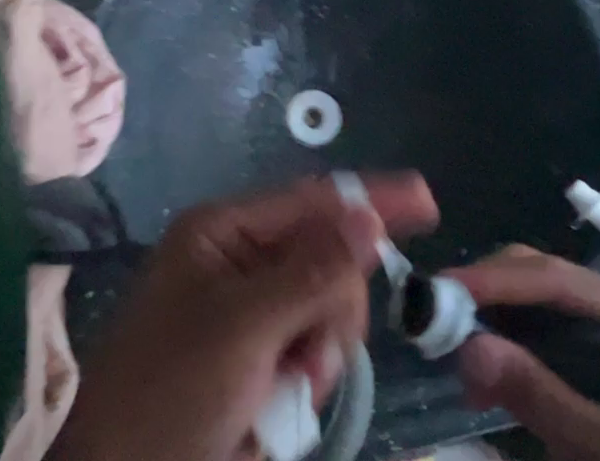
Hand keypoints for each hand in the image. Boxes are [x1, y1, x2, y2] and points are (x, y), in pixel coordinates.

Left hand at [52, 174, 438, 460]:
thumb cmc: (171, 391)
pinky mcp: (256, 348)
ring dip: (322, 347)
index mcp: (223, 231)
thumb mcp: (243, 329)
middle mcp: (238, 258)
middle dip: (332, 308)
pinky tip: (285, 400)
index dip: (370, 199)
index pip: (312, 200)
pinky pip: (312, 342)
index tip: (428, 203)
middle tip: (311, 357)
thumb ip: (313, 273)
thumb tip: (370, 217)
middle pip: (328, 257)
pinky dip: (311, 371)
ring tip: (289, 387)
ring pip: (327, 304)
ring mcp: (248, 305)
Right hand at [444, 247, 599, 460]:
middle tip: (438, 327)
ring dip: (487, 318)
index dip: (495, 281)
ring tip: (458, 361)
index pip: (555, 279)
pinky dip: (500, 341)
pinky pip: (532, 326)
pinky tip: (484, 378)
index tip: (441, 293)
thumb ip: (545, 399)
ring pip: (529, 296)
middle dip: (485, 294)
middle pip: (538, 276)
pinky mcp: (588, 349)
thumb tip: (470, 349)